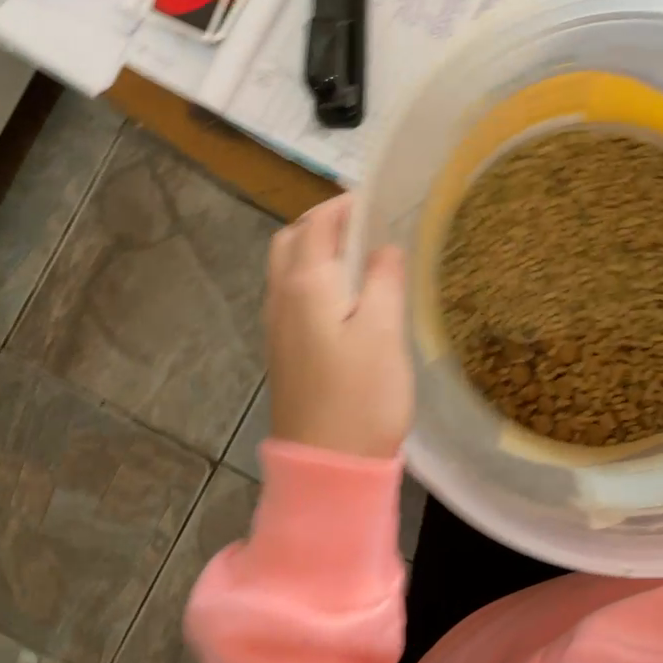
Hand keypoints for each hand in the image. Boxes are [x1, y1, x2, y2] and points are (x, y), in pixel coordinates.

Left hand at [265, 195, 412, 457]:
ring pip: (287, 269)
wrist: (328, 464)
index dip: (345, 205)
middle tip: (365, 224)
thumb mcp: (384, 331)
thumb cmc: (362, 395)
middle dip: (323, 223)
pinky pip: (292, 295)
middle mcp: (282, 298)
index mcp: (306, 285)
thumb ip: (384, 280)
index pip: (318, 224)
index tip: (378, 198)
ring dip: (315, 250)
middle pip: (291, 241)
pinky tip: (346, 297)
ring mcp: (278, 327)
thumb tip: (384, 247)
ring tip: (359, 256)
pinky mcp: (284, 351)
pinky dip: (313, 278)